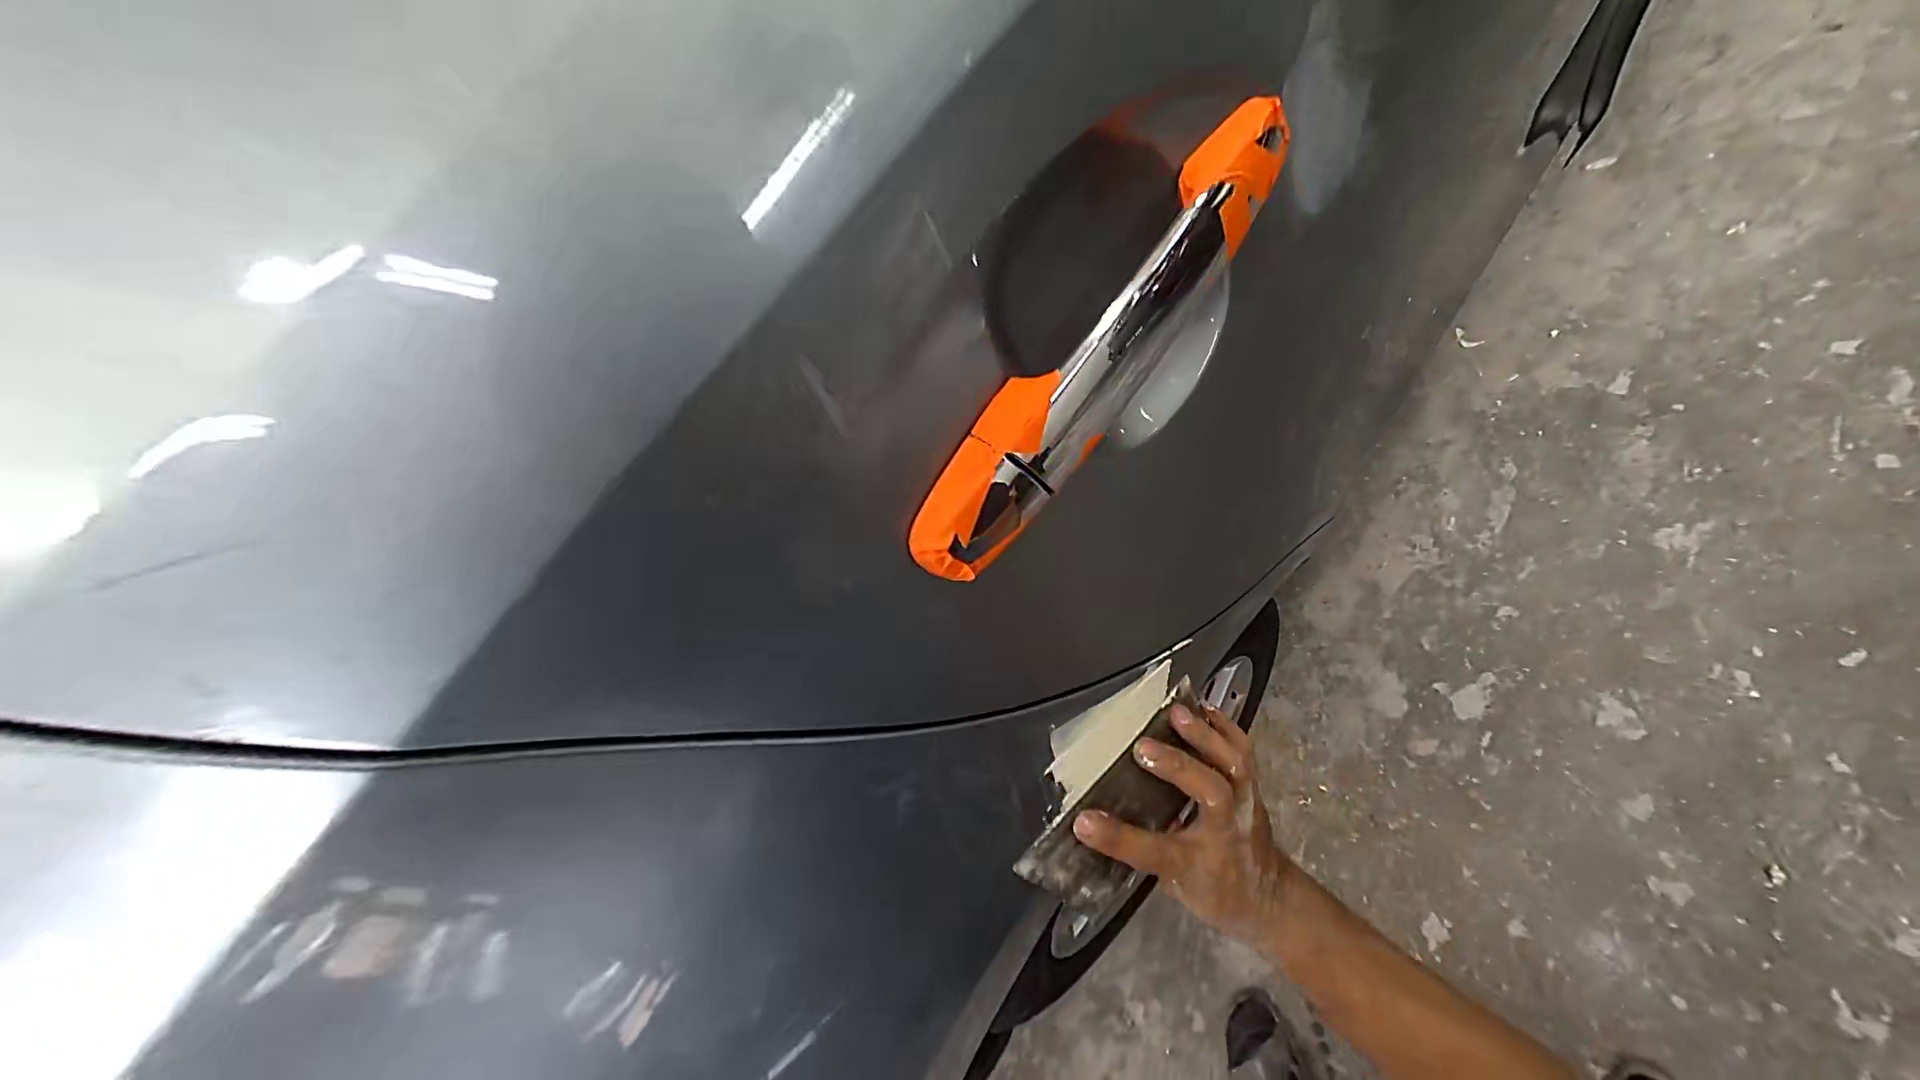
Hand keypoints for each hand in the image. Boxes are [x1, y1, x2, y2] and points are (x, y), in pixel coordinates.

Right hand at [1072, 702, 1298, 946]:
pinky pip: (1244, 750)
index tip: (1084, 821)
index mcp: (1200, 862)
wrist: (1269, 898)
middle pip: (1212, 794)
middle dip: (1178, 768)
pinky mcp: (1252, 783)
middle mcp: (1227, 830)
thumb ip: (1135, 850)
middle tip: (1141, 747)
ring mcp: (1245, 803)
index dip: (1119, 836)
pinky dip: (1225, 727)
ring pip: (1234, 766)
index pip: (1157, 850)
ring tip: (1176, 713)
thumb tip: (1089, 823)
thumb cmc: (1216, 890)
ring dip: (1204, 737)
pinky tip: (1204, 709)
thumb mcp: (1171, 881)